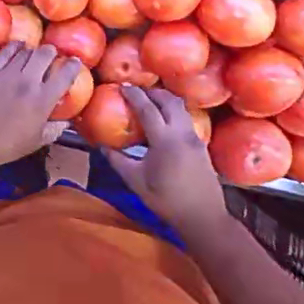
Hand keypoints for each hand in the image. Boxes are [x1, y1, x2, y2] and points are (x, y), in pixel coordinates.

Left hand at [0, 43, 82, 169]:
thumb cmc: (7, 145)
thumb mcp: (37, 141)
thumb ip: (54, 129)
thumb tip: (64, 121)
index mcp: (43, 100)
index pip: (65, 74)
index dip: (73, 65)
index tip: (75, 62)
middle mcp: (28, 82)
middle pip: (45, 54)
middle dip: (52, 52)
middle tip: (51, 55)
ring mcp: (7, 74)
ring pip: (26, 51)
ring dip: (33, 51)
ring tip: (33, 54)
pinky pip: (5, 52)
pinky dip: (14, 47)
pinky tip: (17, 47)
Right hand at [101, 85, 231, 229]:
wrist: (203, 216)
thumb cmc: (166, 200)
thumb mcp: (136, 181)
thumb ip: (117, 161)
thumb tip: (101, 146)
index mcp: (165, 140)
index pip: (148, 108)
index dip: (134, 95)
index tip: (123, 87)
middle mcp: (182, 133)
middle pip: (169, 101)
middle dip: (153, 92)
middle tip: (136, 91)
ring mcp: (195, 138)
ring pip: (181, 108)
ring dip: (165, 100)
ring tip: (150, 101)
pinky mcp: (201, 145)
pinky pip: (186, 119)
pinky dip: (173, 112)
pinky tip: (164, 122)